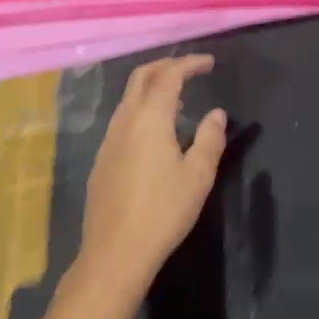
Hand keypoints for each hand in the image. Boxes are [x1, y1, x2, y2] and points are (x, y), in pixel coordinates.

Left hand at [79, 55, 227, 281]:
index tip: (209, 63)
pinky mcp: (102, 160)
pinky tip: (155, 130)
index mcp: (150, 118)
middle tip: (190, 69)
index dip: (189, 63)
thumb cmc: (162, 212)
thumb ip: (210, 139)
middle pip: (142, 77)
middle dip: (166, 65)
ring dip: (152, 87)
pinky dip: (141, 108)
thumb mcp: (198, 176)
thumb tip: (216, 114)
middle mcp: (125, 120)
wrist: (114, 255)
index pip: (169, 75)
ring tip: (177, 97)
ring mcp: (109, 140)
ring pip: (128, 97)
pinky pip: (123, 118)